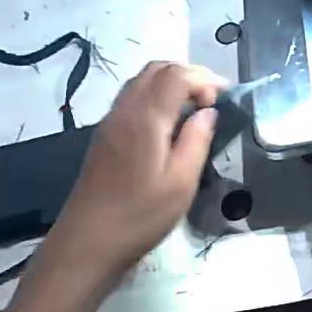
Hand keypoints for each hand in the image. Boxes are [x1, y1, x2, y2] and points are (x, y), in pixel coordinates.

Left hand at [13, 62, 223, 311]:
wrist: (88, 242)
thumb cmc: (140, 215)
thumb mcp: (182, 181)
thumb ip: (198, 139)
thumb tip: (209, 112)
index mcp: (146, 118)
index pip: (176, 74)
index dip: (204, 79)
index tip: (223, 101)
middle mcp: (124, 110)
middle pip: (156, 69)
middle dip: (188, 75)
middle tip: (212, 100)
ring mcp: (111, 121)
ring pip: (142, 81)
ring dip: (171, 84)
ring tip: (195, 110)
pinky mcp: (105, 135)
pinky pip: (133, 98)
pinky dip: (156, 97)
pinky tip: (170, 125)